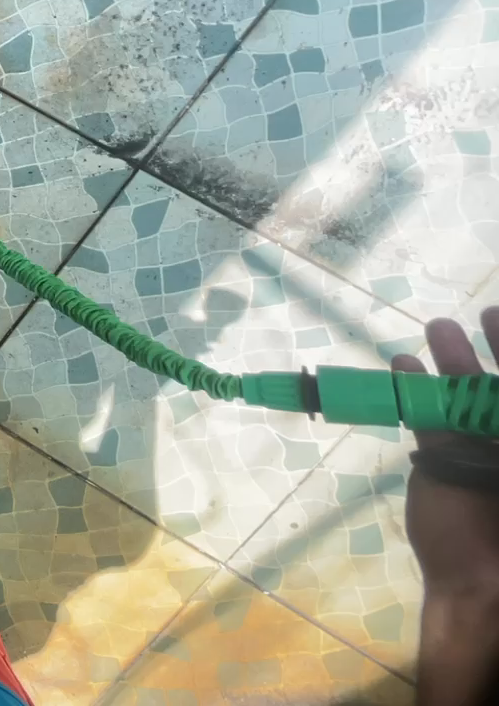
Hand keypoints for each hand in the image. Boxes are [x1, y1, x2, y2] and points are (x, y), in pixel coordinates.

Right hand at [393, 308, 498, 704]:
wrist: (487, 583)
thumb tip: (476, 392)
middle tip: (489, 313)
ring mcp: (484, 448)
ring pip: (469, 394)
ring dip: (456, 362)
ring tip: (439, 327)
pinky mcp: (442, 456)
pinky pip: (426, 414)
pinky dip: (413, 389)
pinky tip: (406, 365)